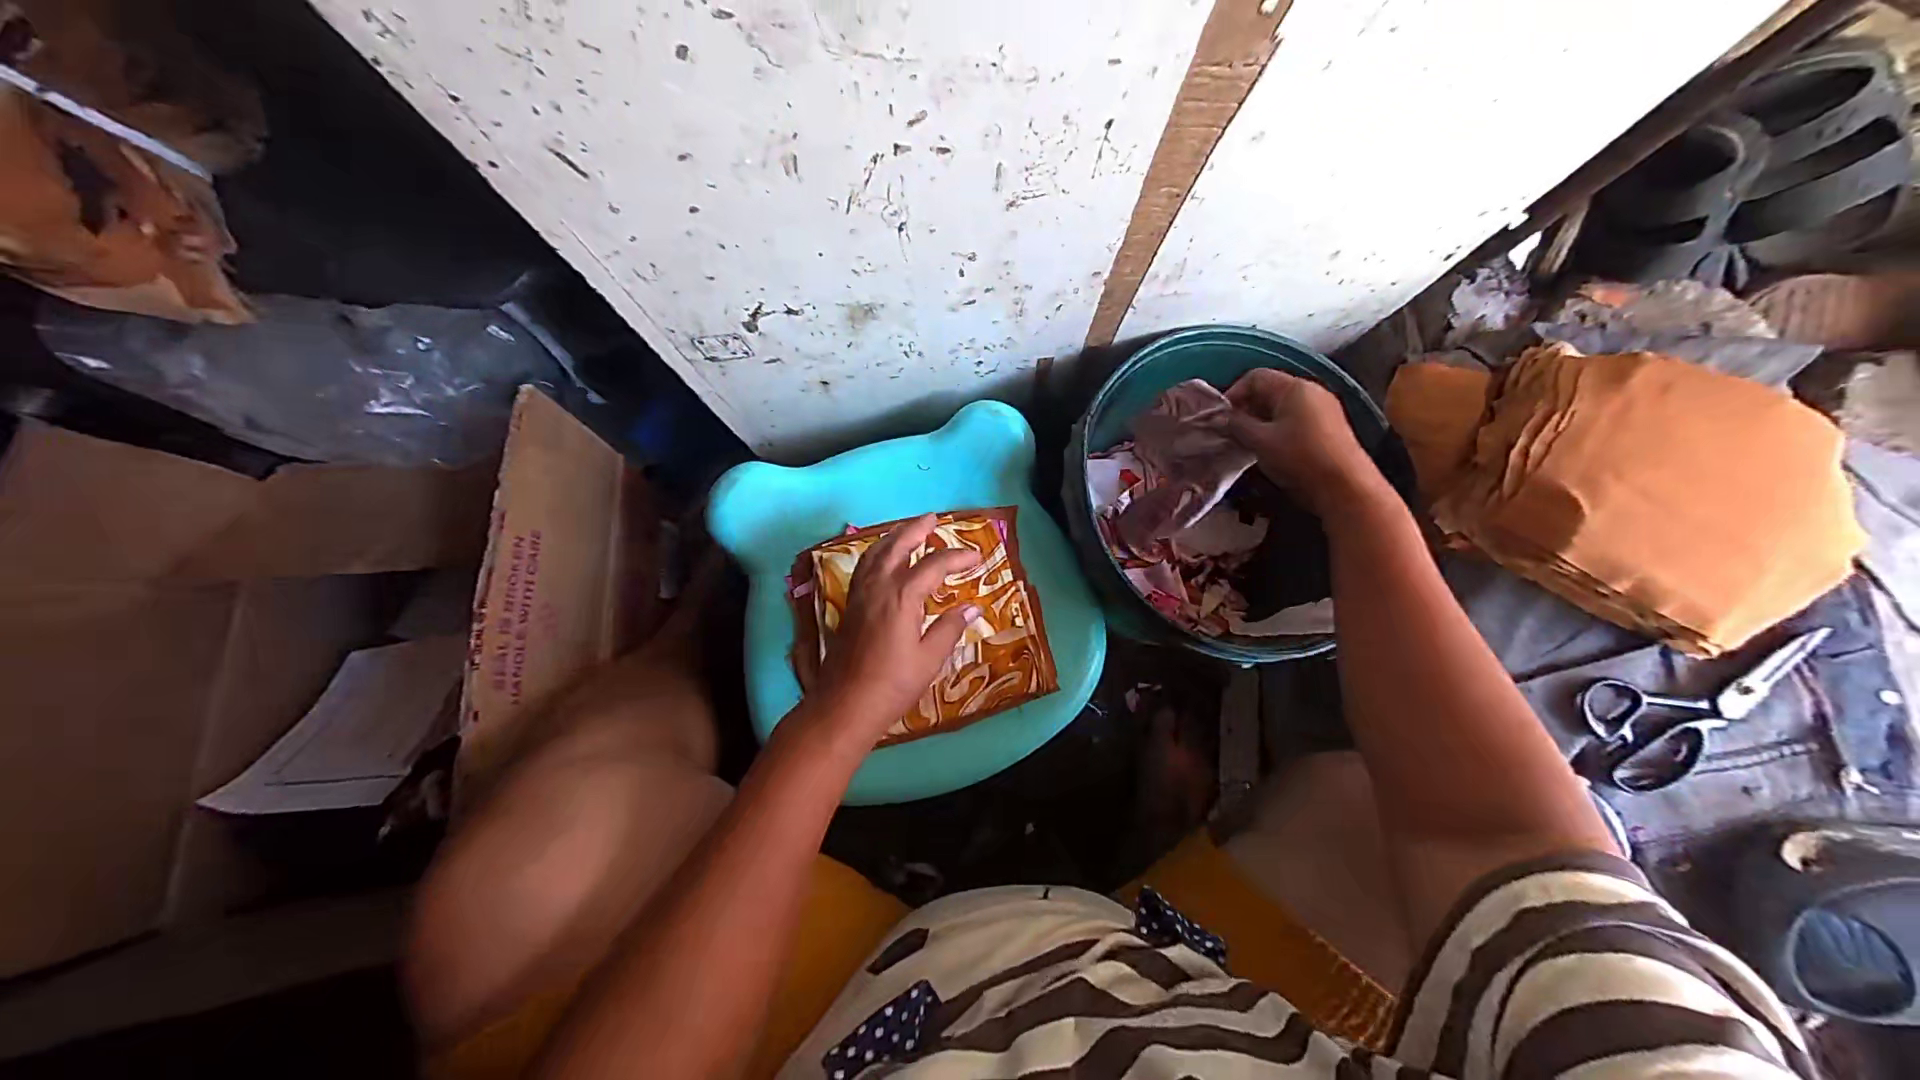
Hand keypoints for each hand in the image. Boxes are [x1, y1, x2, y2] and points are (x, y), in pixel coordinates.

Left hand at [807, 514, 981, 746]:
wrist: (846, 705)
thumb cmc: (893, 684)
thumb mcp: (930, 659)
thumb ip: (950, 628)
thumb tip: (971, 608)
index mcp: (902, 596)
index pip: (934, 565)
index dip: (957, 558)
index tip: (976, 557)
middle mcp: (878, 587)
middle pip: (897, 546)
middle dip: (916, 529)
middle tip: (933, 518)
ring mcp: (860, 595)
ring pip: (876, 553)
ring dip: (894, 537)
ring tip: (909, 531)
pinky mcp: (850, 606)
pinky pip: (864, 567)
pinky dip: (878, 554)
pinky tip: (883, 561)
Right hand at [1225, 369, 1375, 511]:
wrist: (1345, 486)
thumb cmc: (1299, 458)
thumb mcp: (1260, 441)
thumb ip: (1236, 425)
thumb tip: (1220, 417)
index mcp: (1294, 388)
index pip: (1255, 377)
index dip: (1233, 393)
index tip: (1220, 417)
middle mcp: (1311, 390)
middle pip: (1269, 389)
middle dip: (1246, 408)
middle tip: (1230, 431)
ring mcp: (1323, 408)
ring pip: (1281, 406)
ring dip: (1260, 420)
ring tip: (1247, 442)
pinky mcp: (1329, 426)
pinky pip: (1295, 418)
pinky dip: (1276, 427)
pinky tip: (1270, 448)